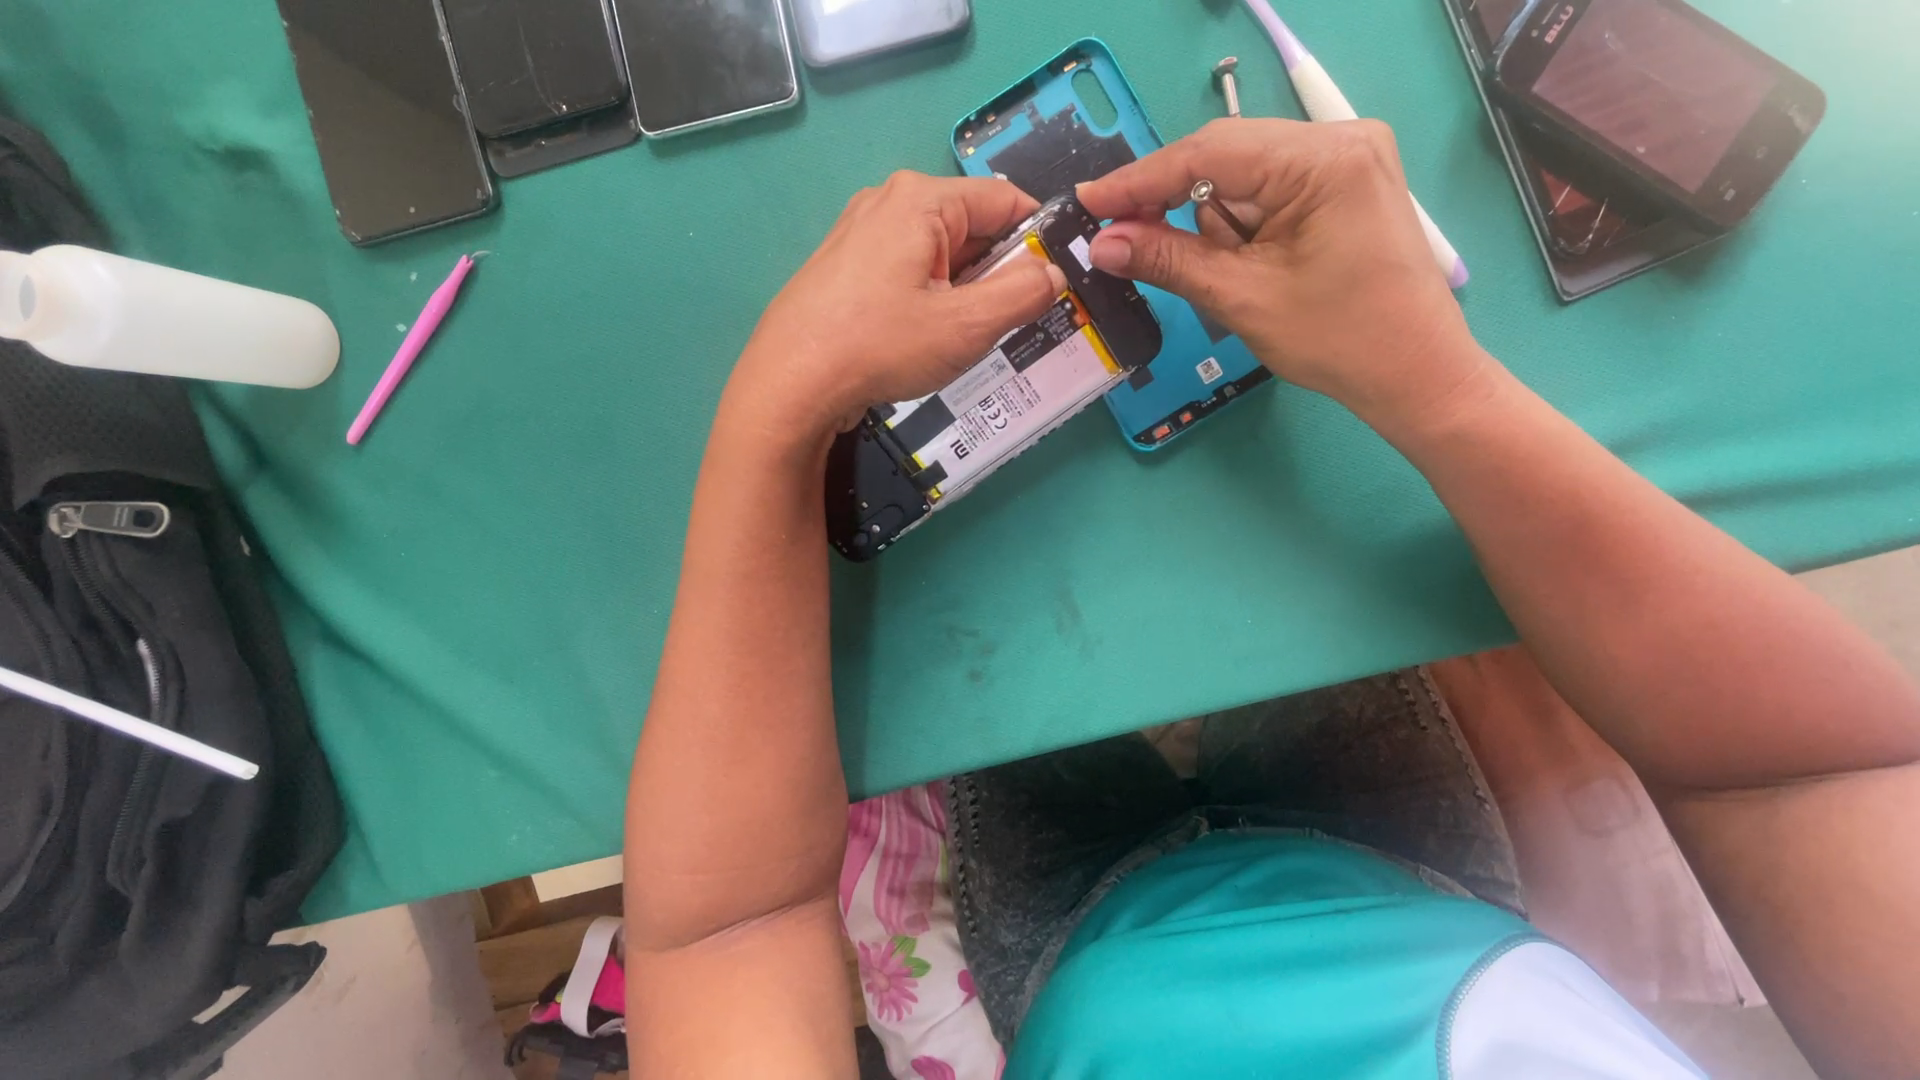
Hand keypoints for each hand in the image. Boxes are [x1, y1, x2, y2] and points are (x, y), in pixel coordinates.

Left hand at [724, 172, 1067, 442]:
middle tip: (1013, 322)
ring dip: (965, 292)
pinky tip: (927, 341)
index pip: (1006, 199)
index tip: (1057, 283)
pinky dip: (930, 299)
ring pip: (939, 254)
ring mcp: (860, 234)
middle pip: (971, 227)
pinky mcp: (845, 268)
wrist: (790, 385)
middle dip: (999, 271)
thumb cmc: (880, 346)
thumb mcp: (966, 326)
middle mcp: (888, 202)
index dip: (1039, 238)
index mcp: (921, 199)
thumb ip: (1023, 294)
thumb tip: (1055, 273)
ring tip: (970, 338)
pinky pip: (907, 272)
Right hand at [1076, 119, 1496, 435]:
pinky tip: (1244, 265)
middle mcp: (1339, 139)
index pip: (1208, 153)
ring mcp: (1346, 159)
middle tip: (1121, 240)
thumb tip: (1102, 243)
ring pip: (1242, 179)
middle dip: (1173, 204)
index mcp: (1322, 159)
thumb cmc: (1338, 340)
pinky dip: (1239, 228)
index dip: (1140, 180)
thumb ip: (1168, 260)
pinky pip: (1267, 193)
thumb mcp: (1242, 298)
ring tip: (1230, 278)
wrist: (1415, 373)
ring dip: (1213, 225)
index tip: (1088, 201)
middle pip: (1224, 157)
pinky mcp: (1343, 185)